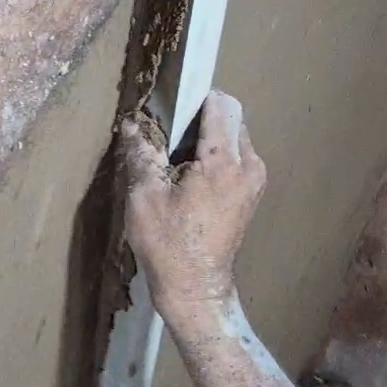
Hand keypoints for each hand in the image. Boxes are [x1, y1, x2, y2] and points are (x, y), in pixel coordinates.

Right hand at [120, 90, 267, 331]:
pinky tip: (190, 178)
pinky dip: (216, 156)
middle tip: (168, 139)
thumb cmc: (168, 244)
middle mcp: (249, 165)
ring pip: (236, 137)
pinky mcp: (252, 193)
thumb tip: (131, 125)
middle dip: (200, 119)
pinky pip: (238, 158)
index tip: (171, 107)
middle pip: (231, 118)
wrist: (195, 288)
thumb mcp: (144, 197)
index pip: (221, 104)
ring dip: (208, 138)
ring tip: (177, 162)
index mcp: (224, 162)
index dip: (196, 98)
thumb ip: (141, 153)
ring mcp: (255, 180)